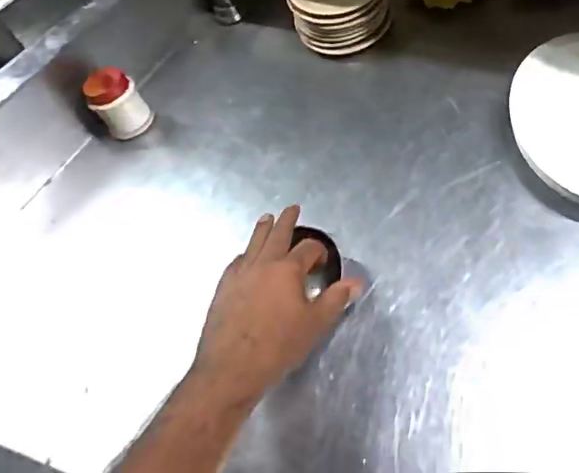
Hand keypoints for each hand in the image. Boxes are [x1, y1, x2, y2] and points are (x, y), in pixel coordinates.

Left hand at [188, 205, 363, 409]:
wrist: (228, 371)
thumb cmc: (276, 347)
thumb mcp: (314, 325)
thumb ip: (335, 300)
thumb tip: (356, 283)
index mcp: (288, 269)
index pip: (308, 248)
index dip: (319, 251)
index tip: (323, 261)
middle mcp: (264, 263)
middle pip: (278, 233)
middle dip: (287, 220)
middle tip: (292, 208)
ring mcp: (240, 274)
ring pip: (254, 242)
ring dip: (263, 228)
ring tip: (267, 218)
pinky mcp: (223, 288)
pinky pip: (236, 262)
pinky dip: (245, 254)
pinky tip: (245, 258)